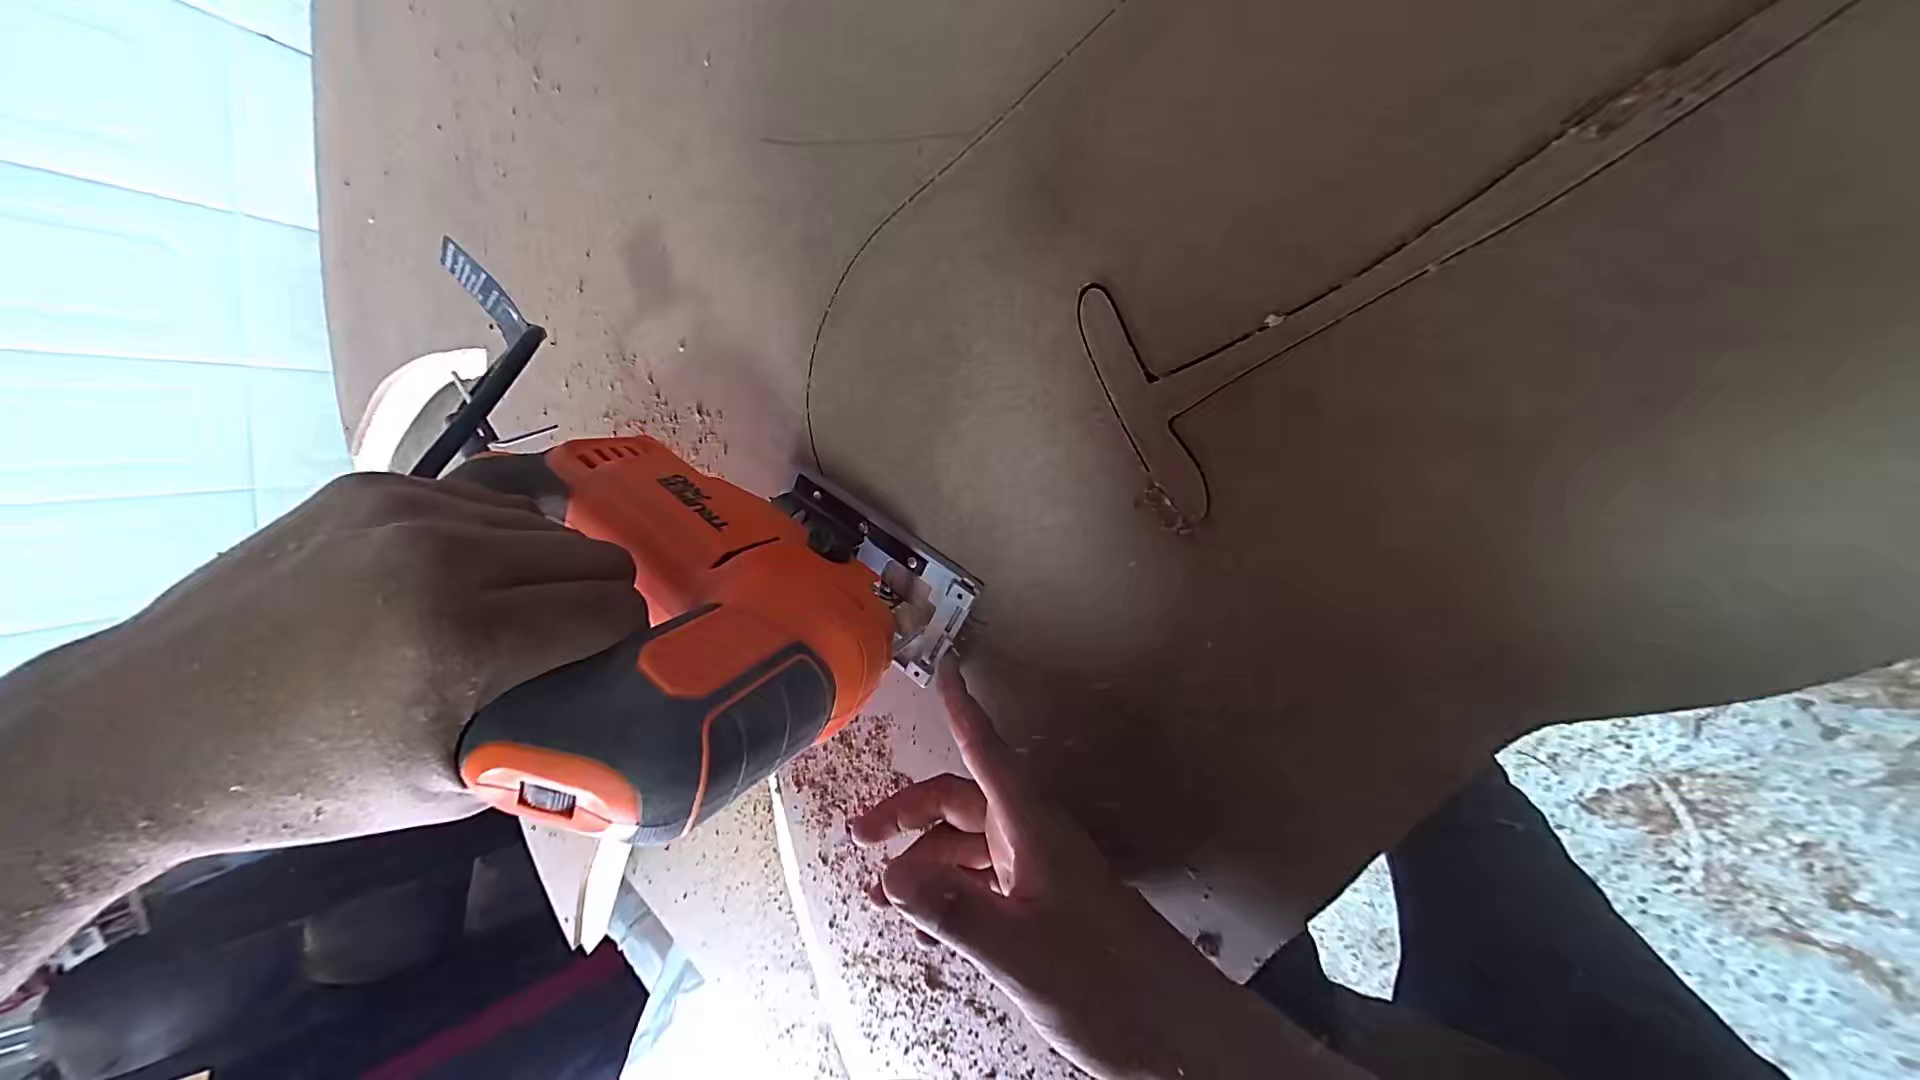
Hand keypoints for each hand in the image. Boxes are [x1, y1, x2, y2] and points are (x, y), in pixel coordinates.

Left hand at [7, 472, 647, 858]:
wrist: (139, 731)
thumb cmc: (308, 778)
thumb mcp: (451, 789)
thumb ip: (553, 739)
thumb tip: (626, 704)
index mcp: (465, 639)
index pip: (616, 609)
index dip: (626, 639)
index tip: (604, 662)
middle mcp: (442, 556)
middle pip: (598, 558)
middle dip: (598, 601)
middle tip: (562, 641)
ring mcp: (404, 509)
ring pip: (553, 527)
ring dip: (551, 569)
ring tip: (508, 609)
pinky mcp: (374, 486)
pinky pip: (493, 504)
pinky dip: (502, 540)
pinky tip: (464, 575)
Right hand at [853, 661, 1349, 1079]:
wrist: (1171, 1029)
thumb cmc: (1105, 982)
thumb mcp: (1020, 951)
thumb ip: (954, 911)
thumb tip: (890, 875)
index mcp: (1030, 826)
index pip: (987, 752)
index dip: (963, 710)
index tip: (946, 670)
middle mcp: (1030, 836)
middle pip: (960, 803)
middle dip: (908, 812)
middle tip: (860, 834)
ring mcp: (1034, 869)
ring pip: (966, 845)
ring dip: (923, 859)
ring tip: (880, 890)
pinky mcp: (1038, 900)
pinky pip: (980, 879)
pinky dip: (947, 888)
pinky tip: (923, 913)